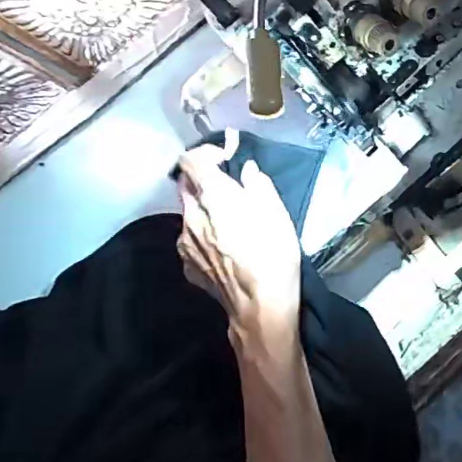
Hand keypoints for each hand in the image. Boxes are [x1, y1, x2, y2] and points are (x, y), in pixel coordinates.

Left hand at [175, 132, 303, 360]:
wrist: (261, 308)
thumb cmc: (273, 256)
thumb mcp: (276, 212)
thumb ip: (257, 184)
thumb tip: (247, 171)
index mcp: (213, 196)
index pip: (191, 160)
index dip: (207, 153)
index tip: (226, 158)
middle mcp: (191, 216)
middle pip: (187, 186)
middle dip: (204, 181)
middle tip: (229, 187)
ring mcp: (185, 243)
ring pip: (188, 213)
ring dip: (204, 209)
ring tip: (230, 221)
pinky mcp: (188, 265)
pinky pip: (191, 239)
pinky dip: (203, 234)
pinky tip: (225, 246)